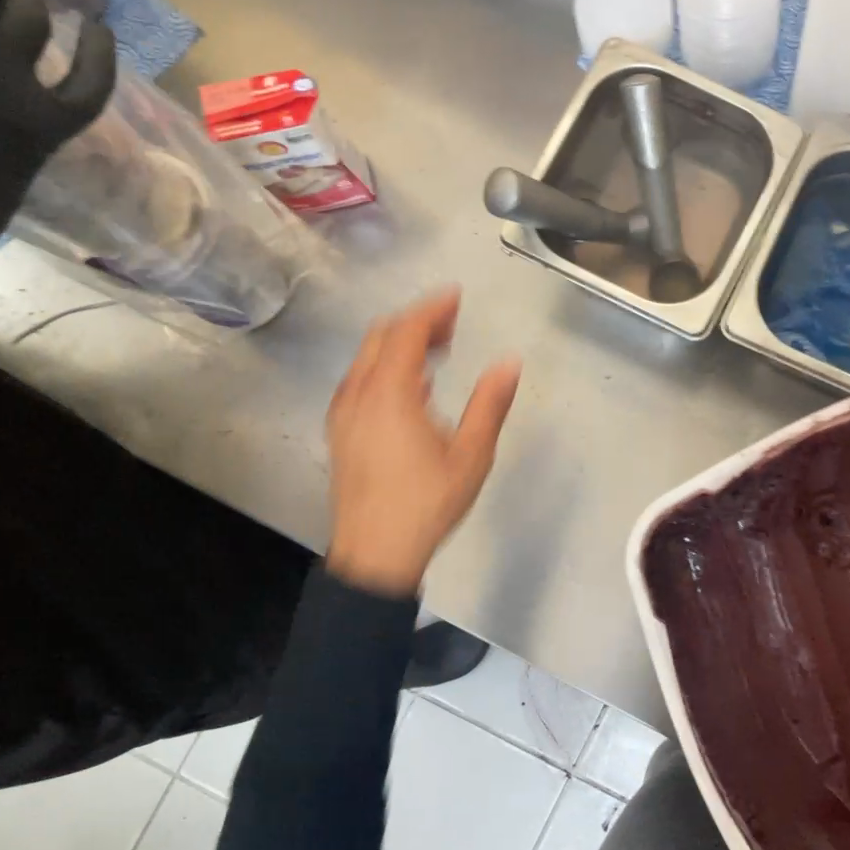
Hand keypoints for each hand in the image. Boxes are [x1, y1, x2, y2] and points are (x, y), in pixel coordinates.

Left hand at [326, 290, 521, 595]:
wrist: (374, 553)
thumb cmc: (427, 504)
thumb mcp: (470, 456)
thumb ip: (489, 405)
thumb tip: (509, 363)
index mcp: (389, 394)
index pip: (406, 333)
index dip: (432, 309)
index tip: (456, 296)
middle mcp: (358, 395)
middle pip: (380, 337)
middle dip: (415, 322)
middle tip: (451, 323)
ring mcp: (343, 413)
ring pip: (366, 359)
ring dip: (399, 344)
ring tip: (437, 352)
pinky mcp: (340, 432)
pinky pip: (359, 380)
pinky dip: (385, 367)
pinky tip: (411, 389)